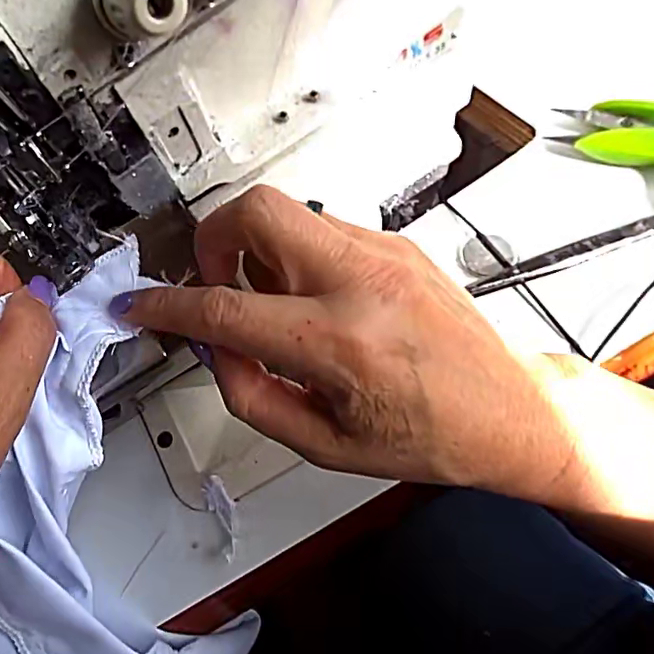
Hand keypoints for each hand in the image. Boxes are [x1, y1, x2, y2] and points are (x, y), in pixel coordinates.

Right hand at [118, 186, 579, 501]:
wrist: (508, 410)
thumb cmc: (433, 434)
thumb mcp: (324, 443)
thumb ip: (250, 393)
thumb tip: (215, 348)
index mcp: (339, 342)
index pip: (223, 307)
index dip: (167, 304)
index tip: (144, 304)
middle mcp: (361, 281)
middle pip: (255, 210)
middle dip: (212, 238)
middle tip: (215, 280)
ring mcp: (383, 253)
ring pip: (287, 212)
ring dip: (257, 251)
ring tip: (273, 301)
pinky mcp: (396, 245)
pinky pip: (322, 229)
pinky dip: (295, 256)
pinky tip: (312, 299)